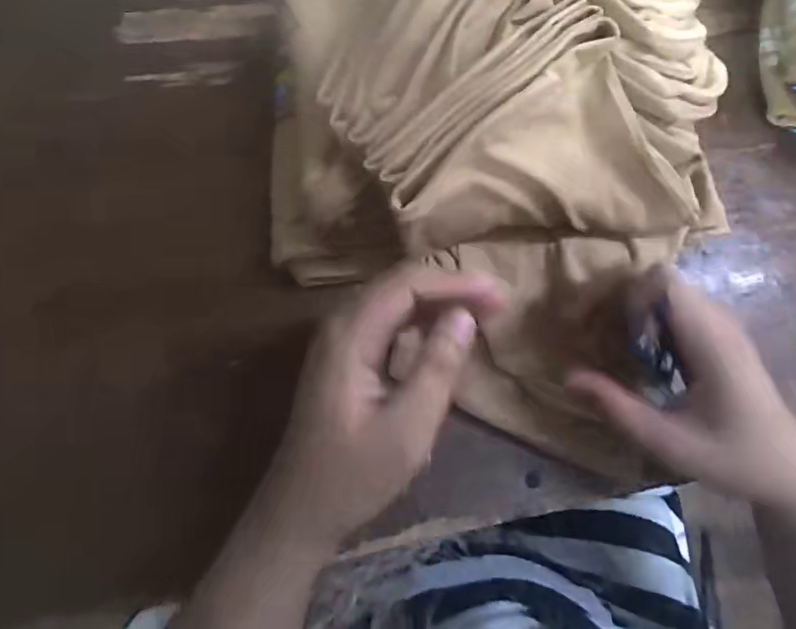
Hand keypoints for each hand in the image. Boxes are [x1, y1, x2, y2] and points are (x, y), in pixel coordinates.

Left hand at [251, 262, 506, 548]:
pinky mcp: (346, 352)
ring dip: (439, 299)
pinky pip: (388, 319)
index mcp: (350, 334)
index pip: (407, 284)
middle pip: (401, 284)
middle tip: (497, 300)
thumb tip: (465, 315)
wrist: (297, 513)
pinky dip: (422, 318)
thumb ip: (437, 368)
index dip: (455, 283)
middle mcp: (341, 322)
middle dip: (451, 286)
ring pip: (395, 298)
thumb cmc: (353, 477)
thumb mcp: (407, 430)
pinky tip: (446, 330)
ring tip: (482, 310)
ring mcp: (340, 336)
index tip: (498, 294)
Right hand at [566, 270, 795, 511]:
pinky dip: (651, 319)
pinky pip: (677, 306)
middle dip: (621, 298)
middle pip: (658, 279)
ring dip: (634, 308)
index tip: (610, 331)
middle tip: (595, 332)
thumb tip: (567, 377)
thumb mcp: (669, 442)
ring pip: (665, 289)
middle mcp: (717, 319)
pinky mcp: (719, 332)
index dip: (628, 295)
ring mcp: (721, 323)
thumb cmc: (733, 459)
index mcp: (711, 338)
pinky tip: (645, 355)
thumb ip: (617, 407)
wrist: (791, 472)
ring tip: (618, 345)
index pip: (663, 280)